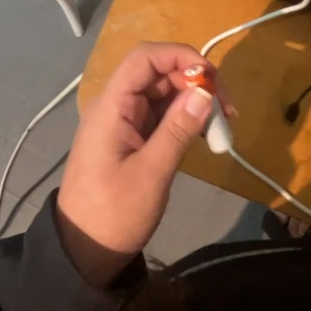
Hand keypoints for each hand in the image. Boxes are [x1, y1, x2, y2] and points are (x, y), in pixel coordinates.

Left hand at [55, 42, 235, 286]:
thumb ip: (177, 130)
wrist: (83, 253)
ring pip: (164, 92)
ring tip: (222, 125)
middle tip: (227, 110)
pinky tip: (205, 133)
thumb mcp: (151, 174)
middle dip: (195, 81)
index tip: (212, 79)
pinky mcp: (132, 136)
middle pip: (158, 72)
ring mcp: (124, 120)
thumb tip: (205, 92)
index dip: (180, 56)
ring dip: (194, 100)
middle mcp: (116, 105)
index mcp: (111, 106)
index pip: (145, 58)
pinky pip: (162, 113)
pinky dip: (185, 117)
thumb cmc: (113, 214)